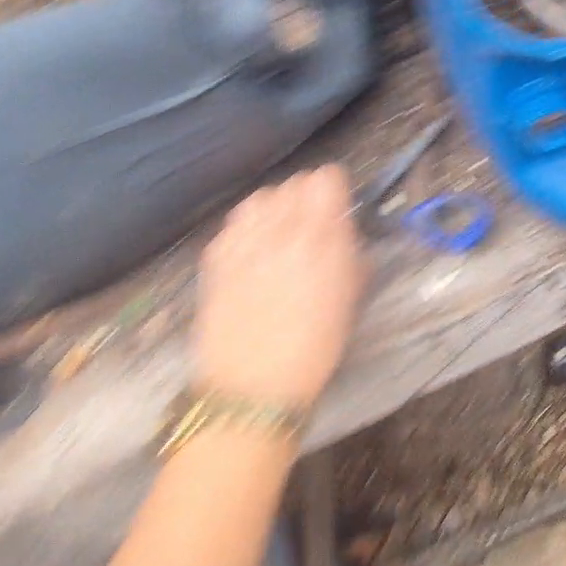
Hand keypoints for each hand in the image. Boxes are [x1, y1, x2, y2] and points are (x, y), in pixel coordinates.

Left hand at [194, 166, 367, 407]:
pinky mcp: (213, 262)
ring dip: (273, 209)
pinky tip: (254, 253)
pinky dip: (246, 230)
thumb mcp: (351, 292)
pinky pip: (232, 226)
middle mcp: (280, 231)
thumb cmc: (318, 342)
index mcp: (321, 236)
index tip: (340, 207)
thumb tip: (344, 232)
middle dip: (306, 197)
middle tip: (314, 223)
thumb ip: (348, 251)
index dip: (335, 189)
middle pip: (292, 184)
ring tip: (280, 233)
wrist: (255, 387)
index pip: (326, 178)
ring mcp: (242, 245)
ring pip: (258, 199)